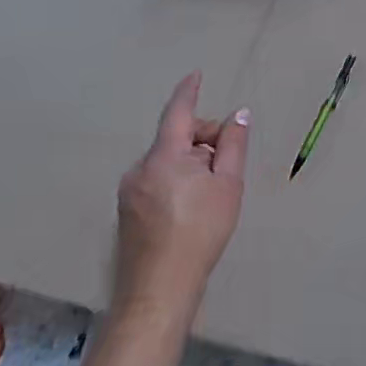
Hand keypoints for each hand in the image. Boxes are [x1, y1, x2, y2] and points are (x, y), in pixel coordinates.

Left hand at [113, 71, 250, 316]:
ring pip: (166, 162)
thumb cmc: (200, 233)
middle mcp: (140, 167)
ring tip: (211, 193)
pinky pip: (155, 181)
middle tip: (227, 164)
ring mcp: (129, 191)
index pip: (178, 113)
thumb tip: (239, 115)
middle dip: (202, 141)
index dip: (188, 92)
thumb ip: (233, 145)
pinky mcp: (126, 212)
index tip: (195, 76)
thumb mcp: (228, 185)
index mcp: (164, 156)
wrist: (158, 289)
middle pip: (176, 139)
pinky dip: (176, 181)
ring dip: (190, 164)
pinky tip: (190, 209)